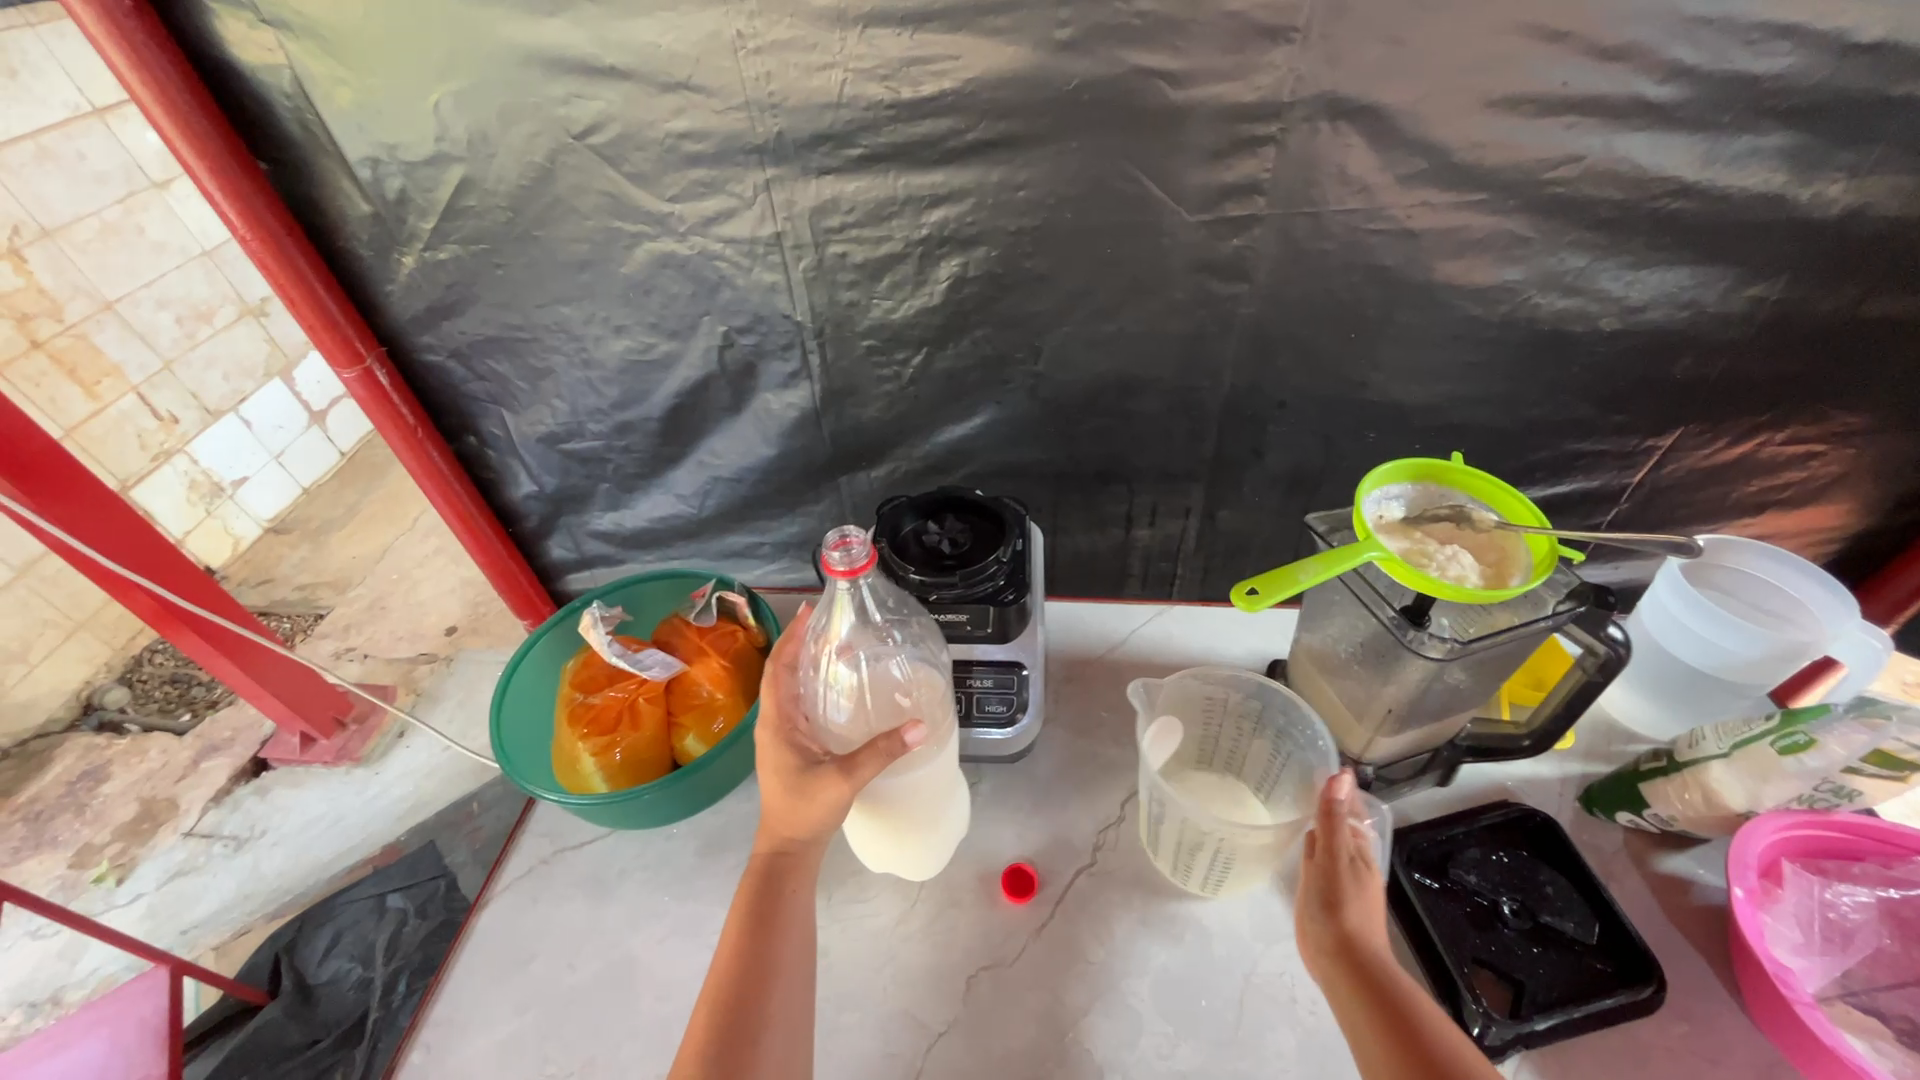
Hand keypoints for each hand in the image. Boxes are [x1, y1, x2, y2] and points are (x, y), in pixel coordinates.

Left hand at [751, 605, 926, 857]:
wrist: (788, 849)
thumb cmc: (805, 811)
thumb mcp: (845, 779)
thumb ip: (882, 751)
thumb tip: (921, 725)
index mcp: (777, 722)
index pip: (779, 668)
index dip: (791, 637)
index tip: (808, 611)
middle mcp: (774, 722)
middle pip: (783, 672)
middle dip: (800, 643)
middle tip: (829, 622)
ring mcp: (781, 735)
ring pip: (790, 688)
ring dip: (806, 663)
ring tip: (836, 644)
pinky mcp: (792, 746)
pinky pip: (799, 704)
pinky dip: (813, 686)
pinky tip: (837, 686)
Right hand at [1295, 769, 1391, 985]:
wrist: (1346, 967)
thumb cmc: (1339, 909)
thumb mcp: (1332, 859)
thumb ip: (1332, 818)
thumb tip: (1340, 774)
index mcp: (1358, 848)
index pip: (1348, 808)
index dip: (1336, 787)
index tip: (1317, 762)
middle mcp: (1353, 859)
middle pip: (1340, 823)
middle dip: (1327, 802)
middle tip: (1300, 775)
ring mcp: (1342, 879)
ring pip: (1329, 842)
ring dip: (1318, 824)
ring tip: (1295, 801)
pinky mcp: (1328, 896)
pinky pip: (1319, 862)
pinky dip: (1311, 848)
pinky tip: (1299, 846)